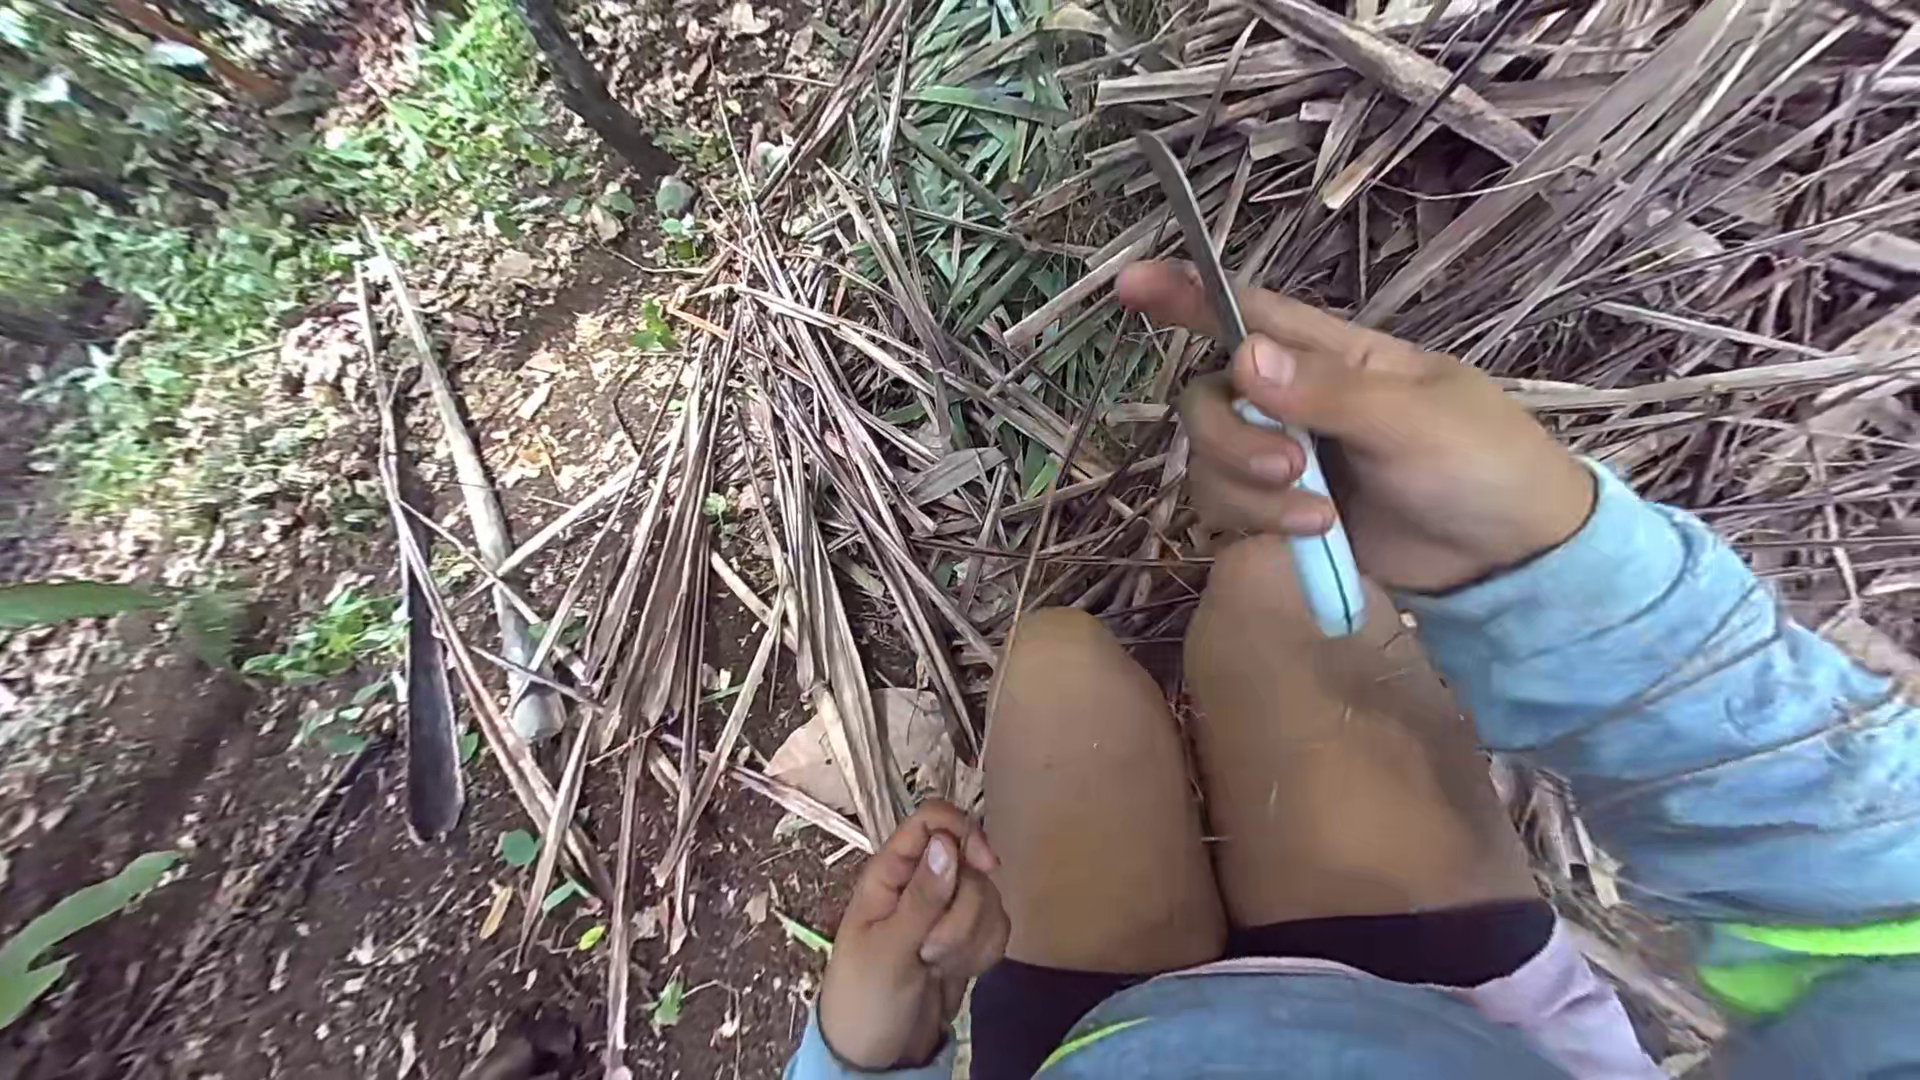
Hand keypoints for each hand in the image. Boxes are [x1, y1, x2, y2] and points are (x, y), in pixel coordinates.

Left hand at [818, 801, 1007, 1069]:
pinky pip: (996, 924)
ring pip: (986, 894)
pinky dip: (985, 950)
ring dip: (970, 936)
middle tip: (930, 949)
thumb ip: (920, 898)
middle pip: (968, 861)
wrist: (878, 1061)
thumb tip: (947, 843)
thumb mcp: (887, 951)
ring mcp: (946, 907)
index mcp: (892, 870)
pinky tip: (960, 970)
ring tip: (936, 965)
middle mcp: (922, 879)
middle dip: (961, 912)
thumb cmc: (864, 999)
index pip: (932, 820)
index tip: (985, 866)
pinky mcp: (967, 935)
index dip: (963, 831)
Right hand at [1114, 260, 1595, 592]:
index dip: (1184, 295)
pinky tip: (1312, 532)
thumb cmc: (1478, 463)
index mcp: (1327, 355)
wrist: (1497, 557)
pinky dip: (1256, 522)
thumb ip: (1328, 391)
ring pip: (1206, 461)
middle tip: (1288, 468)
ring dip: (1248, 491)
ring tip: (1318, 513)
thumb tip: (1242, 358)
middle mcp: (1285, 400)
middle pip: (1206, 400)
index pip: (1243, 312)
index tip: (1129, 286)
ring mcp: (1272, 456)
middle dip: (1230, 439)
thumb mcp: (1416, 419)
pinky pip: (1221, 506)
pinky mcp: (1267, 507)